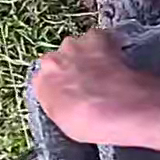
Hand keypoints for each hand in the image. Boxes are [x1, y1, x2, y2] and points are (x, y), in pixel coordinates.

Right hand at [31, 30, 159, 144]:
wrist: (118, 106)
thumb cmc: (92, 123)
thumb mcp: (66, 123)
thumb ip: (60, 103)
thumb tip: (65, 98)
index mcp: (41, 84)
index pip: (46, 79)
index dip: (62, 85)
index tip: (74, 91)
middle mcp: (52, 60)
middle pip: (60, 59)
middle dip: (73, 66)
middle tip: (92, 81)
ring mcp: (73, 46)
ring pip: (78, 46)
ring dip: (90, 54)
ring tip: (107, 70)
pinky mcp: (97, 37)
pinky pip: (99, 38)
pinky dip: (108, 45)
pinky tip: (118, 60)